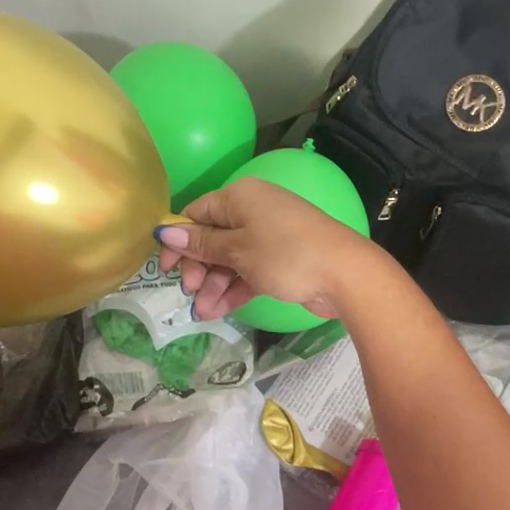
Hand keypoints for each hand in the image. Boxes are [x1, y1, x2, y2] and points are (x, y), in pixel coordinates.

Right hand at [156, 176, 380, 320]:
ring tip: (204, 312)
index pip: (197, 212)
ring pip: (229, 258)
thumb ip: (202, 243)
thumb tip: (165, 230)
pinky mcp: (280, 260)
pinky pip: (248, 271)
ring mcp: (268, 236)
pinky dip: (233, 288)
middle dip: (198, 266)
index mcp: (239, 196)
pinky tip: (218, 311)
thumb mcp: (238, 249)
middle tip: (190, 291)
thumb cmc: (285, 253)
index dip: (178, 240)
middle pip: (212, 237)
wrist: (344, 273)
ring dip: (213, 284)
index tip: (164, 268)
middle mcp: (252, 211)